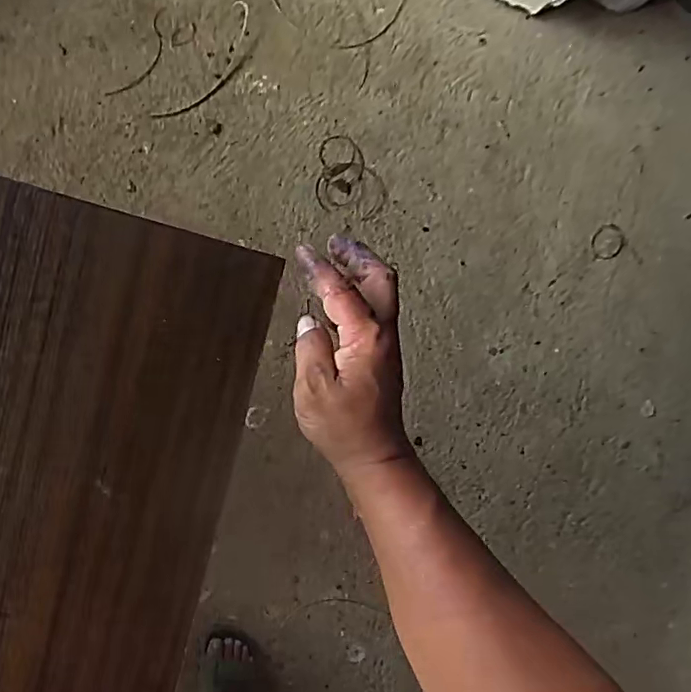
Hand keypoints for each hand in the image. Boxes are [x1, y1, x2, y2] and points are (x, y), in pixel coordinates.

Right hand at [291, 234, 411, 473]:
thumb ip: (309, 349)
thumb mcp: (313, 389)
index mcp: (364, 338)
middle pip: (378, 280)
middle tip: (336, 240)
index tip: (305, 250)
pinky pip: (375, 310)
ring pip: (381, 292)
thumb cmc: (342, 426)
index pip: (341, 292)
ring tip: (341, 256)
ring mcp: (385, 344)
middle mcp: (382, 335)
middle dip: (357, 256)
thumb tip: (309, 321)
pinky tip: (343, 295)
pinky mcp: (381, 355)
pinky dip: (360, 291)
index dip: (321, 268)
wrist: (372, 451)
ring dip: (361, 270)